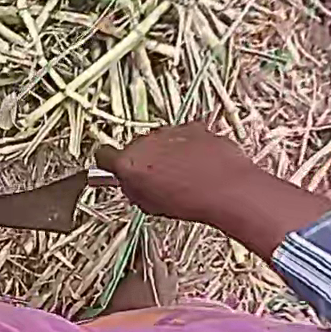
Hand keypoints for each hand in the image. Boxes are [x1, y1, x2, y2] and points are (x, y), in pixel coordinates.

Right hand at [94, 120, 330, 259]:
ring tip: (179, 174)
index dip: (107, 163)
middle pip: (134, 148)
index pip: (103, 155)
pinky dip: (185, 146)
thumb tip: (126, 181)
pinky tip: (196, 164)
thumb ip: (131, 188)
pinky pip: (181, 136)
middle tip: (154, 180)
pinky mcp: (193, 127)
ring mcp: (170, 132)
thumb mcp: (148, 204)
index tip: (113, 169)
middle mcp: (145, 142)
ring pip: (158, 141)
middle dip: (141, 160)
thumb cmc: (187, 201)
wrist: (227, 189)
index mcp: (128, 162)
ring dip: (164, 153)